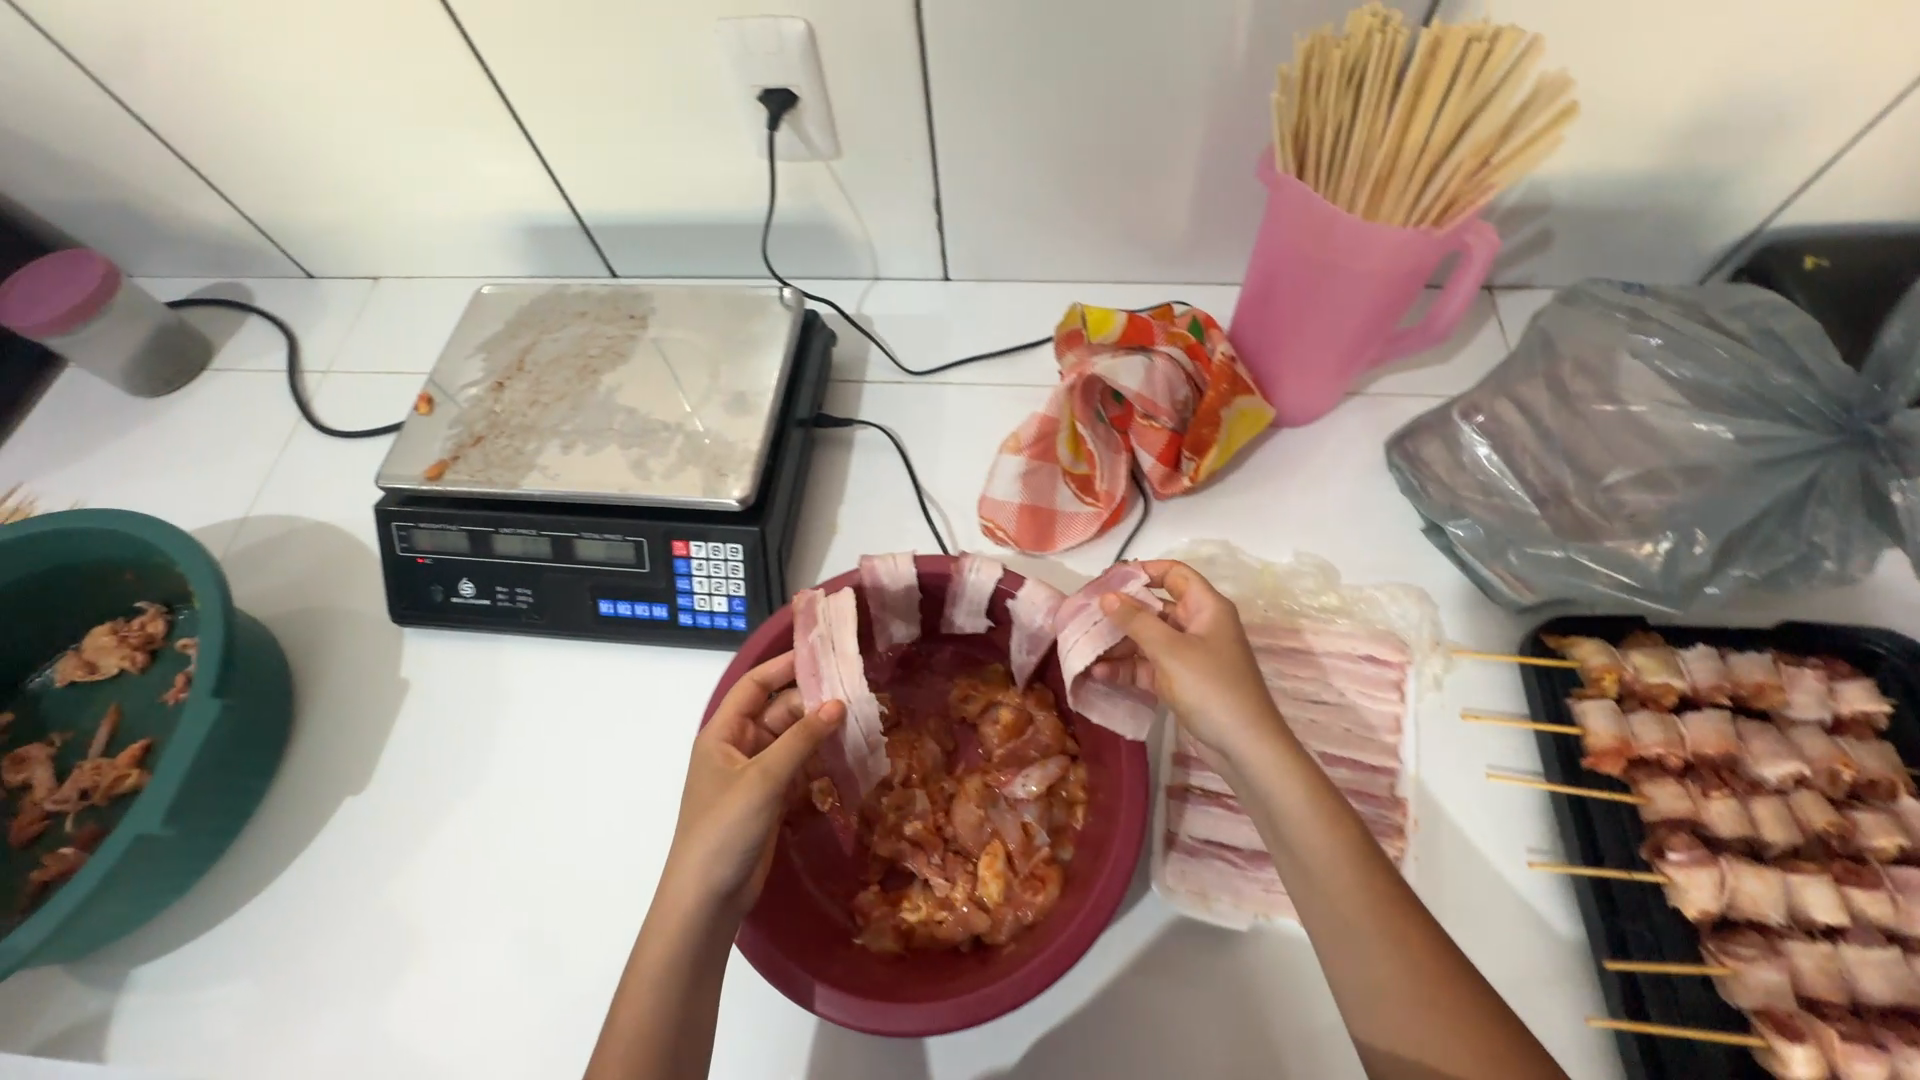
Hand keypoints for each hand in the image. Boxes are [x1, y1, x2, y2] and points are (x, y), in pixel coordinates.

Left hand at [661, 652, 845, 918]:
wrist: (707, 898)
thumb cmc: (725, 829)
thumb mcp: (763, 779)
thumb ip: (802, 739)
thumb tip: (839, 703)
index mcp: (722, 733)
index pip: (755, 685)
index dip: (786, 666)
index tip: (824, 653)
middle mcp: (738, 747)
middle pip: (779, 711)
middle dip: (814, 702)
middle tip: (858, 692)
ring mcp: (755, 775)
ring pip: (793, 740)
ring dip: (822, 732)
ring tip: (863, 719)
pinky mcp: (770, 799)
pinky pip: (800, 768)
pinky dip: (821, 760)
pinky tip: (850, 755)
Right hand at [1092, 560, 1289, 768]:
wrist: (1243, 746)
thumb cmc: (1211, 687)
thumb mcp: (1170, 650)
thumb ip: (1136, 621)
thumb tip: (1107, 596)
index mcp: (1206, 607)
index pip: (1174, 574)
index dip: (1144, 571)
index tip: (1109, 580)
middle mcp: (1197, 625)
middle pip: (1155, 607)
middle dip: (1121, 611)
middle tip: (1086, 614)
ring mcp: (1188, 655)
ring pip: (1147, 638)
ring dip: (1119, 643)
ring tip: (1086, 647)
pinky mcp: (1179, 681)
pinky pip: (1148, 666)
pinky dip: (1126, 668)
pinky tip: (1099, 674)